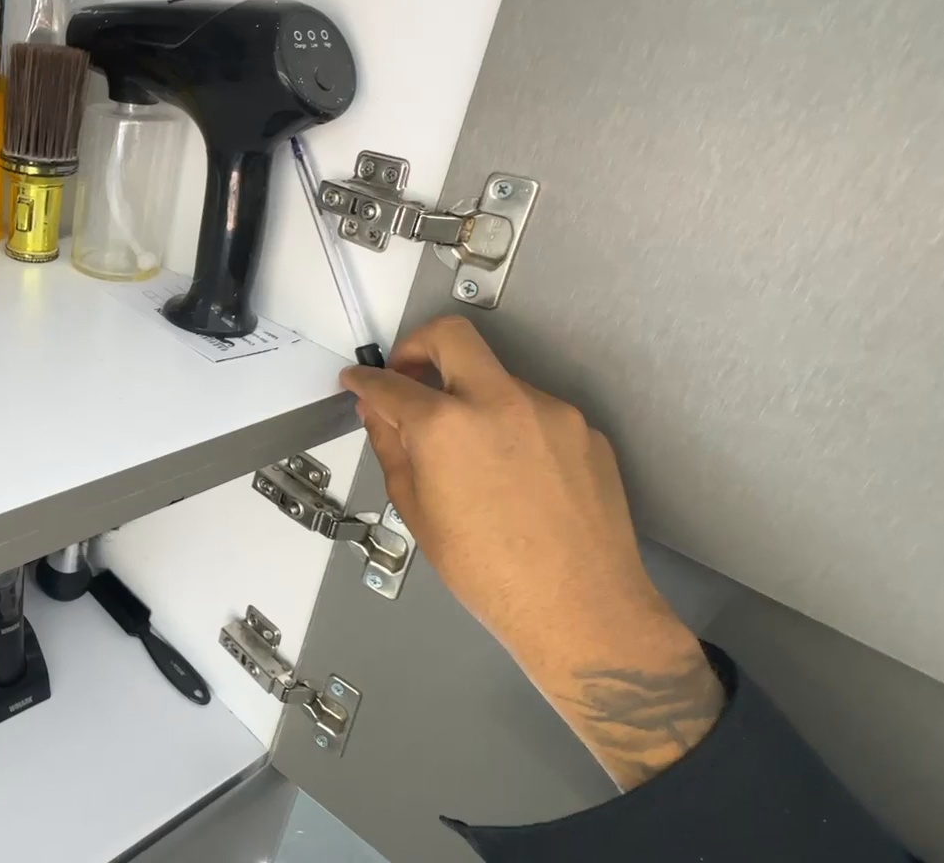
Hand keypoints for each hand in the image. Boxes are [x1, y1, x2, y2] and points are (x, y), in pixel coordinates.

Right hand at [340, 316, 721, 789]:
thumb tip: (380, 416)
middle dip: (417, 346)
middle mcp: (499, 403)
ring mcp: (550, 412)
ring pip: (495, 376)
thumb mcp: (415, 508)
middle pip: (451, 335)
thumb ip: (392, 448)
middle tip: (407, 376)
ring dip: (468, 395)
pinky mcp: (585, 430)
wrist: (581, 608)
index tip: (358, 382)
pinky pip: (532, 409)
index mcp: (445, 426)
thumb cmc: (489, 571)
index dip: (363, 380)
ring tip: (464, 446)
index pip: (389, 383)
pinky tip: (508, 470)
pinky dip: (508, 423)